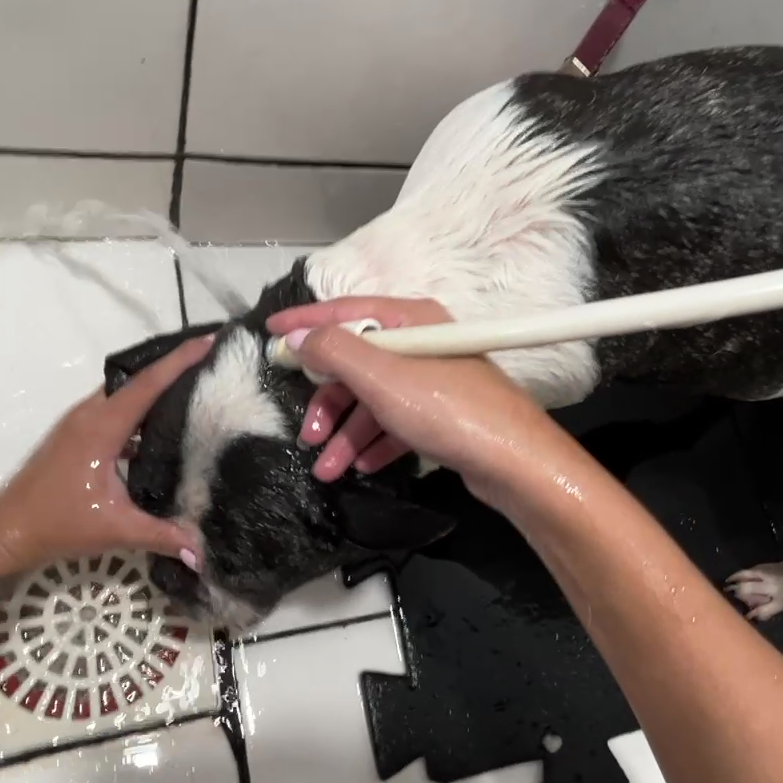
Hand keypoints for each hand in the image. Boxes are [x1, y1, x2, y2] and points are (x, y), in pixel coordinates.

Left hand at [0, 335, 214, 567]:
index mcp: (100, 428)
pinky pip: (114, 409)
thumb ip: (161, 534)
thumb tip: (202, 550)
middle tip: (210, 359)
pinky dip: (140, 408)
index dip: (179, 361)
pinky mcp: (76, 436)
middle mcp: (89, 416)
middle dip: (172, 364)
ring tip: (193, 386)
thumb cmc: (56, 524)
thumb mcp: (115, 530)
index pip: (147, 385)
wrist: (5, 533)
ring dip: (155, 385)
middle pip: (137, 380)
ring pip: (123, 393)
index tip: (209, 341)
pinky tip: (161, 425)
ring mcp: (79, 424)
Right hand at [277, 302, 575, 505]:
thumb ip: (335, 351)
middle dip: (327, 402)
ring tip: (328, 470)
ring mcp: (433, 382)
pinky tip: (361, 467)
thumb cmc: (446, 409)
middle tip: (307, 435)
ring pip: (374, 401)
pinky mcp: (442, 416)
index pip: (346, 312)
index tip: (269, 336)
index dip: (305, 323)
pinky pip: (396, 424)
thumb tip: (299, 336)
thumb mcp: (381, 376)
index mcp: (410, 321)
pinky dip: (375, 443)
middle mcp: (421, 345)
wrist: (513, 461)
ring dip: (347, 434)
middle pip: (357, 365)